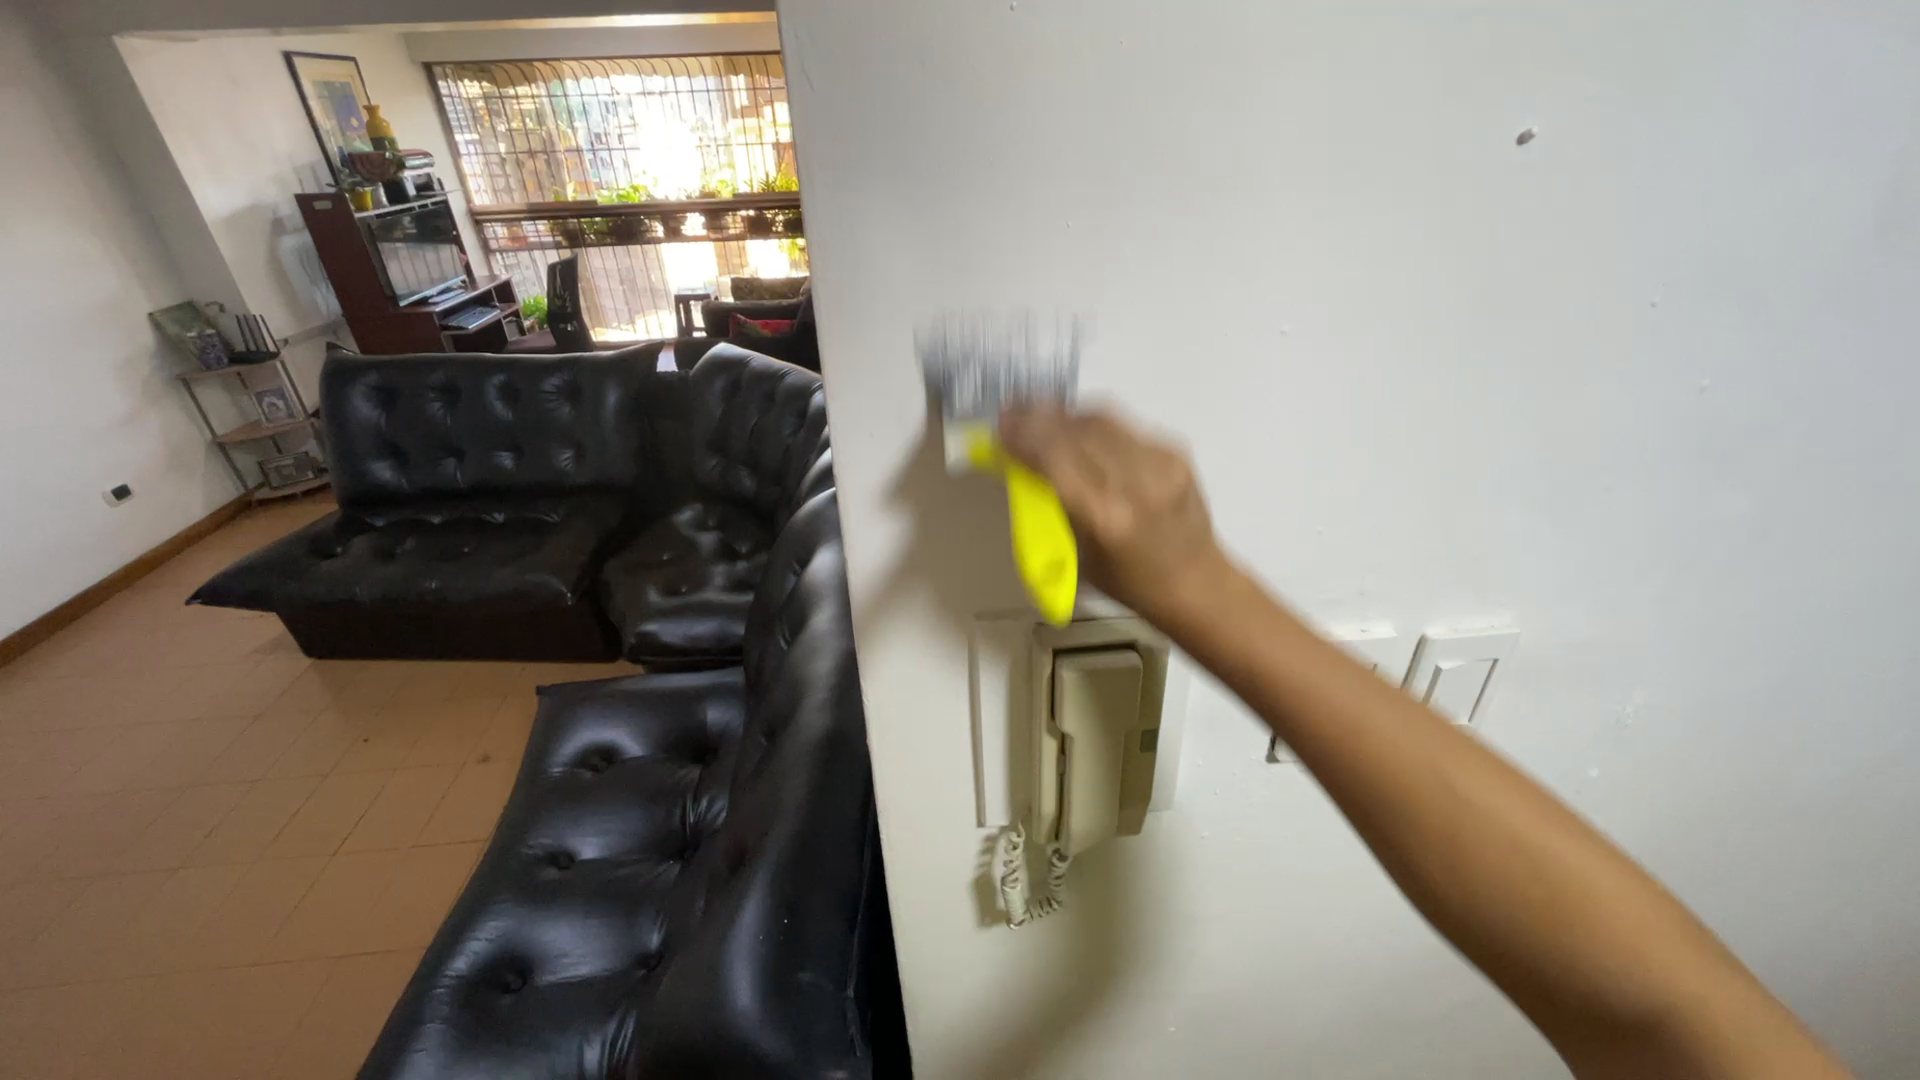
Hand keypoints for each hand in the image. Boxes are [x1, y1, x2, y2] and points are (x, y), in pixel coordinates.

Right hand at [998, 404, 1229, 622]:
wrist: (1196, 582)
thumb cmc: (1128, 581)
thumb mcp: (1077, 552)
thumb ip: (1053, 502)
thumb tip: (1024, 462)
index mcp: (1105, 516)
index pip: (1055, 458)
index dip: (1023, 435)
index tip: (1000, 426)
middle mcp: (1135, 482)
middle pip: (1077, 429)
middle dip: (1039, 416)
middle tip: (1013, 412)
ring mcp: (1160, 463)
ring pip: (1100, 419)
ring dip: (1065, 415)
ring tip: (1041, 414)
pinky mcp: (1175, 452)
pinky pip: (1124, 426)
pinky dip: (1094, 425)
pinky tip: (1080, 431)